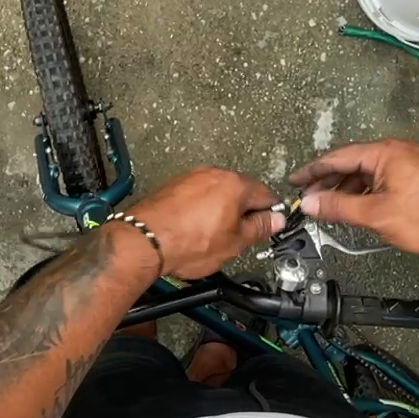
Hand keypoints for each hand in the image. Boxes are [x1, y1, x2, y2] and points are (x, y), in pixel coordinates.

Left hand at [125, 167, 285, 277]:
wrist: (144, 241)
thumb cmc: (186, 242)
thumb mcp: (234, 243)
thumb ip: (259, 228)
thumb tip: (274, 220)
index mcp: (234, 184)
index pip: (266, 195)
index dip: (272, 213)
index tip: (271, 226)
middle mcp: (212, 174)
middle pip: (240, 191)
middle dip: (244, 212)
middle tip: (241, 236)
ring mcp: (190, 178)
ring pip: (217, 193)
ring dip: (221, 210)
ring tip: (213, 236)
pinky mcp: (173, 186)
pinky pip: (196, 196)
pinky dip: (200, 210)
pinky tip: (194, 230)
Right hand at [289, 139, 418, 256]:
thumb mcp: (375, 214)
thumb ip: (338, 206)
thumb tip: (312, 202)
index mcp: (385, 153)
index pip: (338, 157)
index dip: (313, 170)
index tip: (296, 180)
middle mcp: (398, 151)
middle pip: (352, 163)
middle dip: (328, 180)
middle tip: (309, 195)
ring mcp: (409, 162)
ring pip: (367, 172)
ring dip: (347, 188)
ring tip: (330, 206)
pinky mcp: (418, 175)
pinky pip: (382, 178)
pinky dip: (365, 191)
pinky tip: (358, 206)